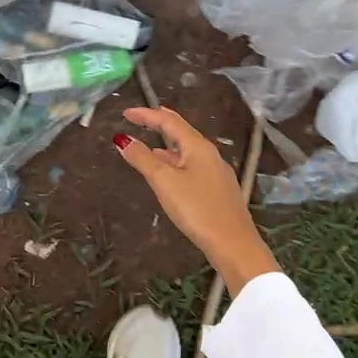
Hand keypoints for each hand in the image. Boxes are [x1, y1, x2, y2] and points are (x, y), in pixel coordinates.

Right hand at [114, 106, 279, 295]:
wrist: (234, 245)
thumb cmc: (197, 209)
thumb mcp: (164, 181)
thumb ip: (143, 159)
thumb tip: (123, 139)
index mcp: (198, 147)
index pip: (169, 121)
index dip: (146, 115)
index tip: (126, 113)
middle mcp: (210, 155)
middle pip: (182, 132)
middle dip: (161, 123)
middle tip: (142, 119)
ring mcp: (216, 173)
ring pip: (187, 151)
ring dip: (166, 146)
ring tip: (149, 147)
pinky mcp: (218, 191)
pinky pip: (192, 166)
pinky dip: (175, 162)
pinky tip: (168, 175)